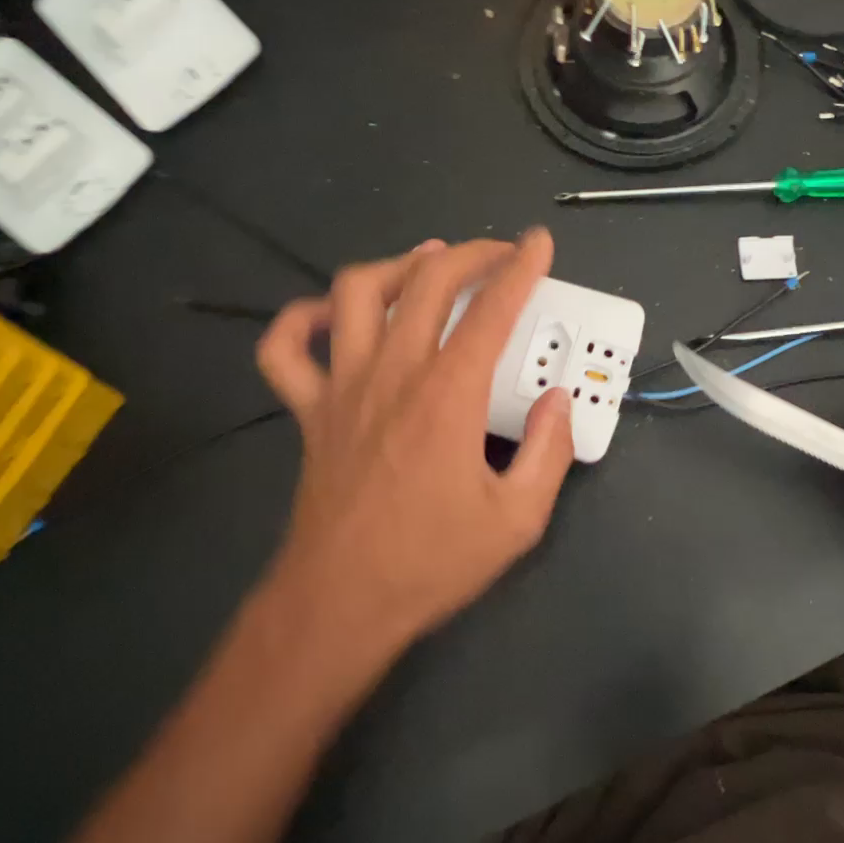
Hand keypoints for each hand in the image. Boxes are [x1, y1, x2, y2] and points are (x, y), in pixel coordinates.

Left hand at [256, 230, 574, 649]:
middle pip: (425, 282)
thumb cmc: (432, 562)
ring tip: (424, 264)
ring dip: (394, 266)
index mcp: (449, 396)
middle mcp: (393, 373)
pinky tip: (330, 317)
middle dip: (467, 254)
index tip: (538, 241)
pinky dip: (301, 320)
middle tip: (496, 253)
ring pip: (354, 294)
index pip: (491, 310)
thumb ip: (550, 453)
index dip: (520, 267)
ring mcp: (341, 387)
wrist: (342, 601)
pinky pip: (285, 349)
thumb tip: (559, 402)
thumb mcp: (518, 519)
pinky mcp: (308, 412)